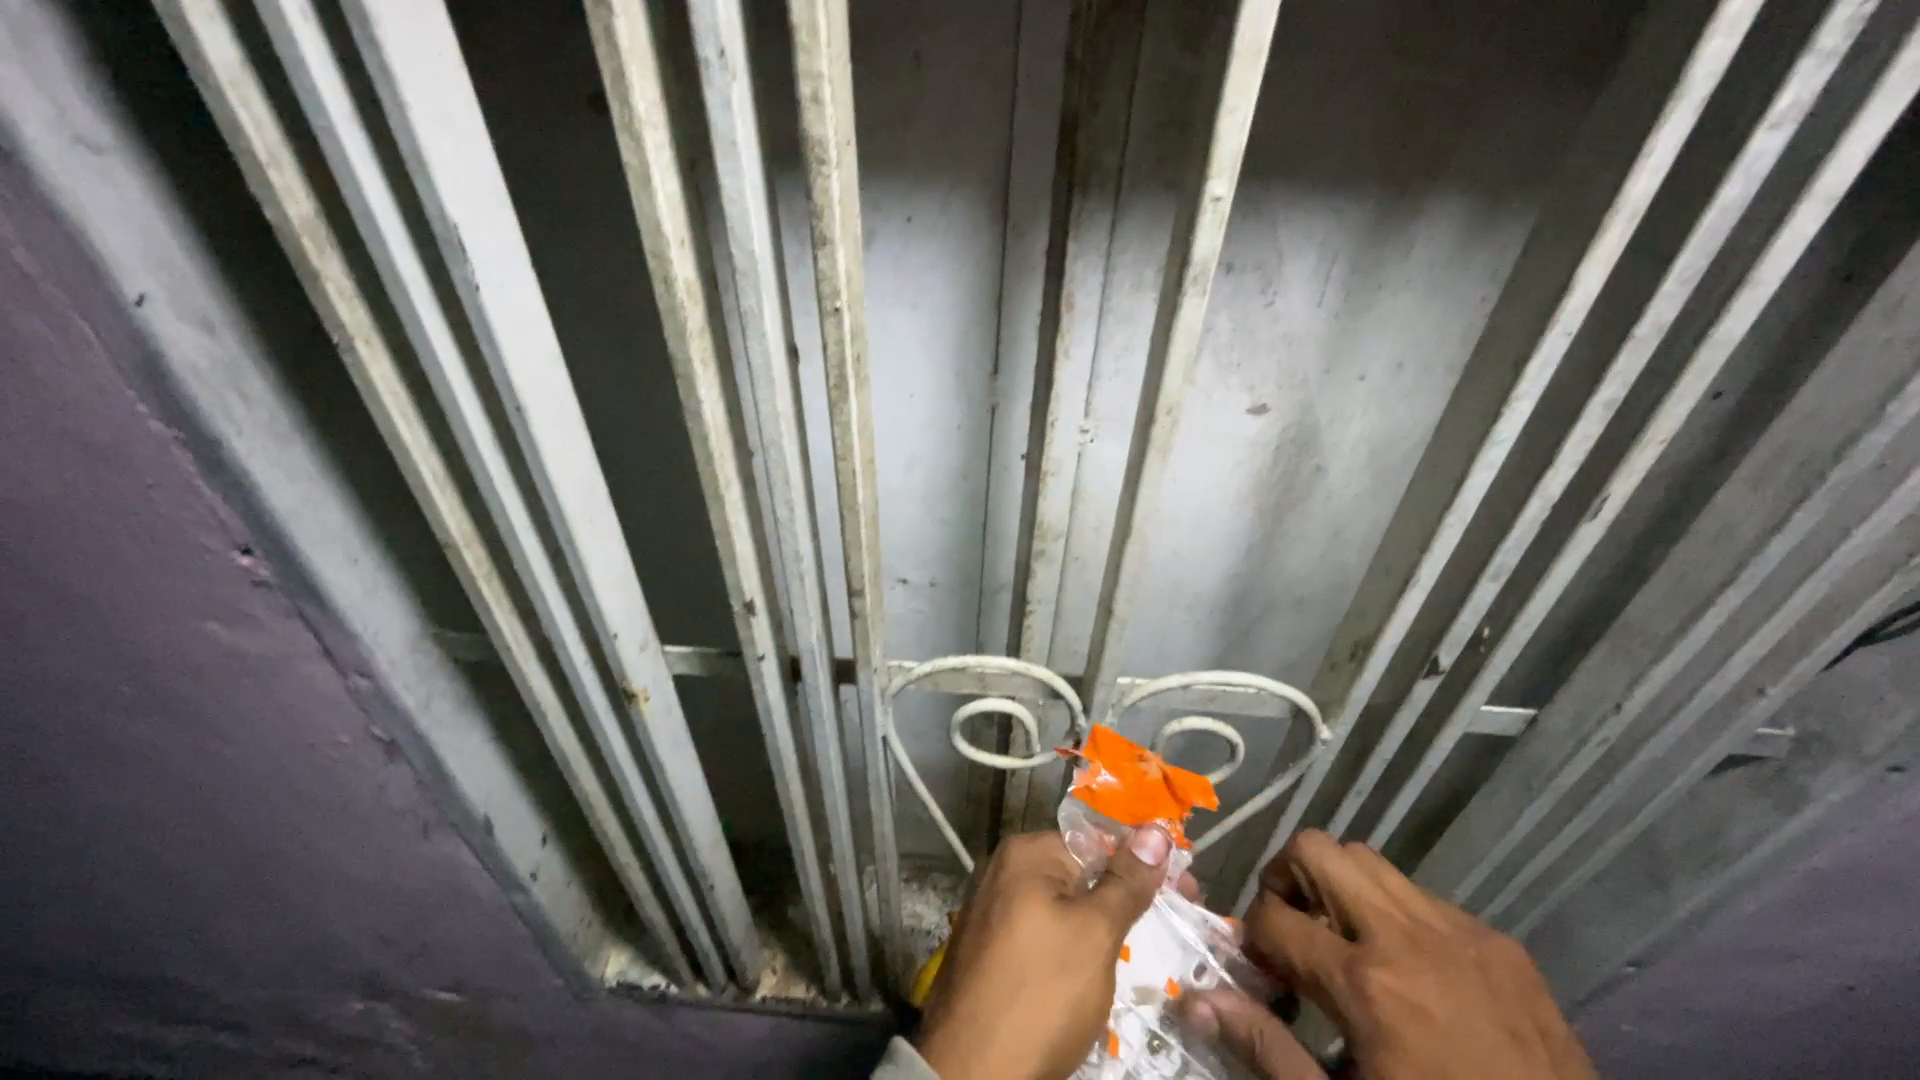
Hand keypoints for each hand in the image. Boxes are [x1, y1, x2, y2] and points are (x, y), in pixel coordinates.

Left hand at [914, 827, 1174, 1079]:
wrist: (970, 1072)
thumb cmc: (1040, 994)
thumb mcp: (1095, 934)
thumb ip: (1126, 881)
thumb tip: (1155, 831)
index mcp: (1026, 853)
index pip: (1098, 838)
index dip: (1145, 861)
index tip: (1187, 886)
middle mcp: (1004, 871)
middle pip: (1081, 871)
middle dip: (1127, 893)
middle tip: (1174, 921)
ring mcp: (994, 911)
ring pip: (1065, 905)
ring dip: (1104, 922)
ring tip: (1147, 944)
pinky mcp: (993, 949)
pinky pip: (1045, 933)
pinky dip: (1075, 944)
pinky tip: (1102, 965)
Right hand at [1183, 830, 1596, 1079]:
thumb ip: (1265, 1048)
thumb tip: (1195, 999)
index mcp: (1366, 984)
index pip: (1273, 917)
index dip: (1252, 938)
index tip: (1264, 974)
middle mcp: (1410, 938)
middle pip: (1318, 850)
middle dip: (1285, 879)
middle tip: (1290, 930)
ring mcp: (1463, 932)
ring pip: (1371, 861)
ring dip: (1338, 889)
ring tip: (1340, 943)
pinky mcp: (1502, 944)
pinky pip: (1424, 897)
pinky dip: (1393, 914)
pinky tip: (1406, 973)